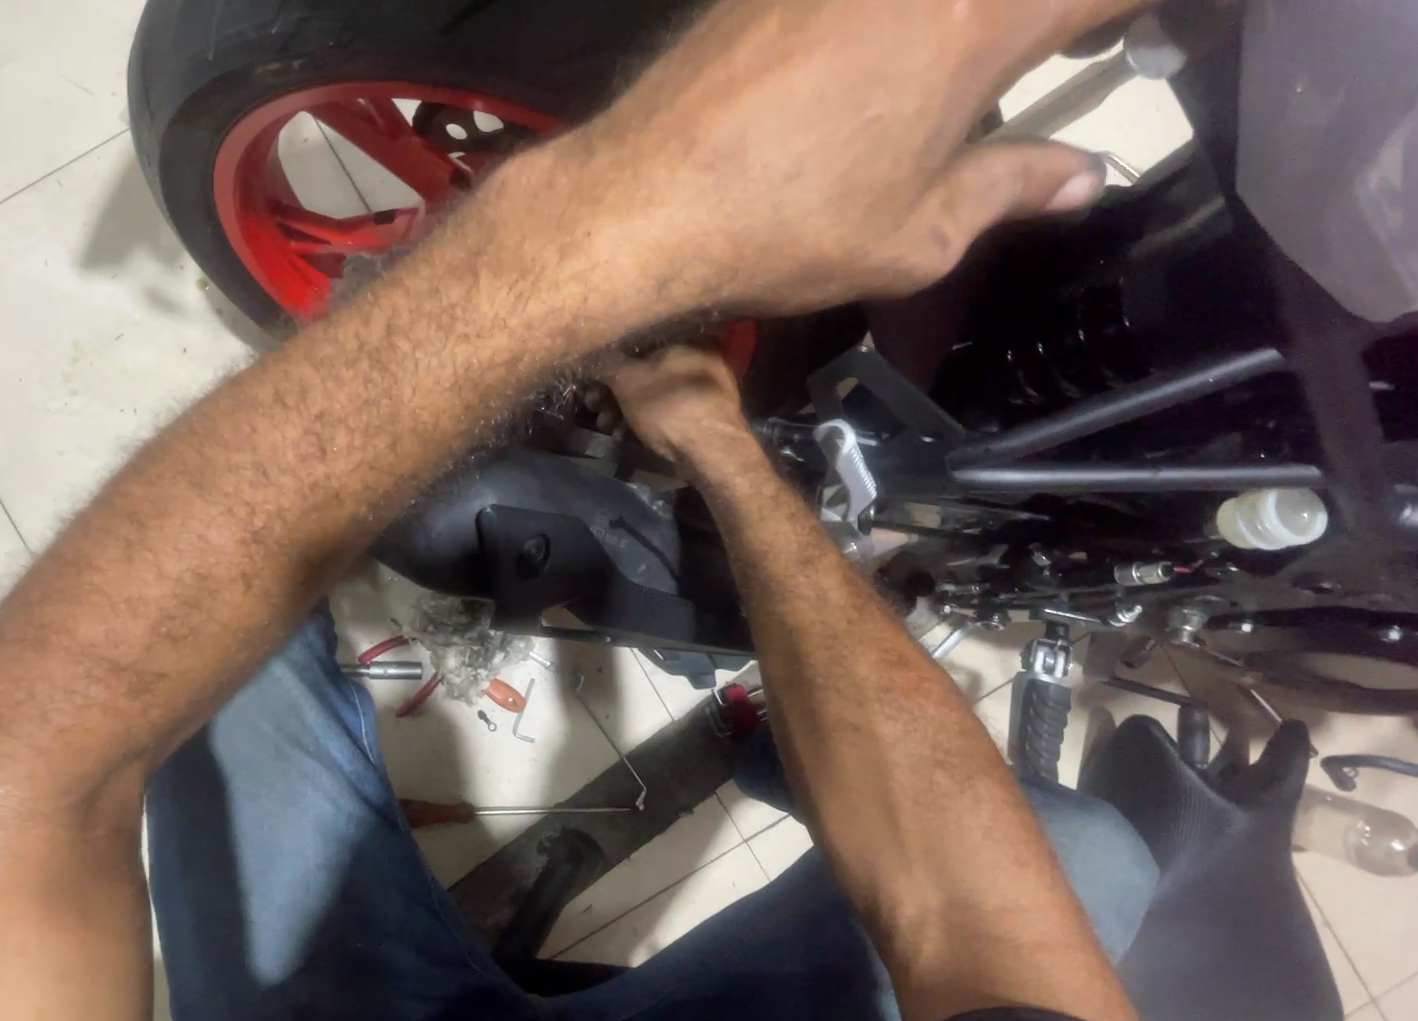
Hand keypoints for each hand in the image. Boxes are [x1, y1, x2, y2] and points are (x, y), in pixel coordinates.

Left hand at [542, 0, 1131, 324]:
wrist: (640, 204)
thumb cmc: (778, 232)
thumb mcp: (910, 241)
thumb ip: (1005, 193)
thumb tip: (1077, 177)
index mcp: (982, 16)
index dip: (1136, 11)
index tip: (1136, 35)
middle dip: (1042, 22)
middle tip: (1040, 58)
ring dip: (951, 28)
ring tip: (947, 78)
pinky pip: (852, 1)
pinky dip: (881, 24)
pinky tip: (865, 64)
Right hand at [602, 345, 746, 466]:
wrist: (709, 450)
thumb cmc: (666, 406)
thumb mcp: (627, 380)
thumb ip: (606, 363)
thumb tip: (594, 355)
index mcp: (685, 341)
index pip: (637, 346)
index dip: (609, 365)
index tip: (592, 384)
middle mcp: (699, 359)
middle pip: (645, 373)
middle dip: (614, 394)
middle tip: (596, 410)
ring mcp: (705, 389)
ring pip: (655, 395)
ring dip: (625, 411)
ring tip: (608, 428)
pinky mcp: (705, 416)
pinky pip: (668, 412)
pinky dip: (646, 422)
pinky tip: (628, 437)